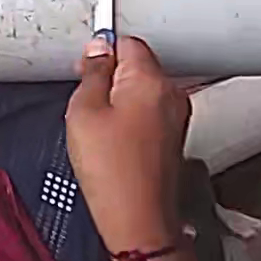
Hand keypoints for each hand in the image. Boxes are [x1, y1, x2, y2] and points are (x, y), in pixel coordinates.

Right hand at [64, 34, 191, 252]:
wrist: (136, 217)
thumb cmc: (111, 168)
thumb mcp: (83, 111)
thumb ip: (92, 73)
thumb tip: (98, 50)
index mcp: (150, 81)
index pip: (128, 43)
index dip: (101, 52)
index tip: (84, 70)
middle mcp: (171, 94)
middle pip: (137, 65)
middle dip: (109, 76)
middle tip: (86, 102)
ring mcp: (176, 117)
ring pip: (141, 89)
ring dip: (118, 98)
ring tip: (97, 125)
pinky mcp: (173, 137)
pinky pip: (148, 112)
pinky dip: (128, 118)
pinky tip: (111, 140)